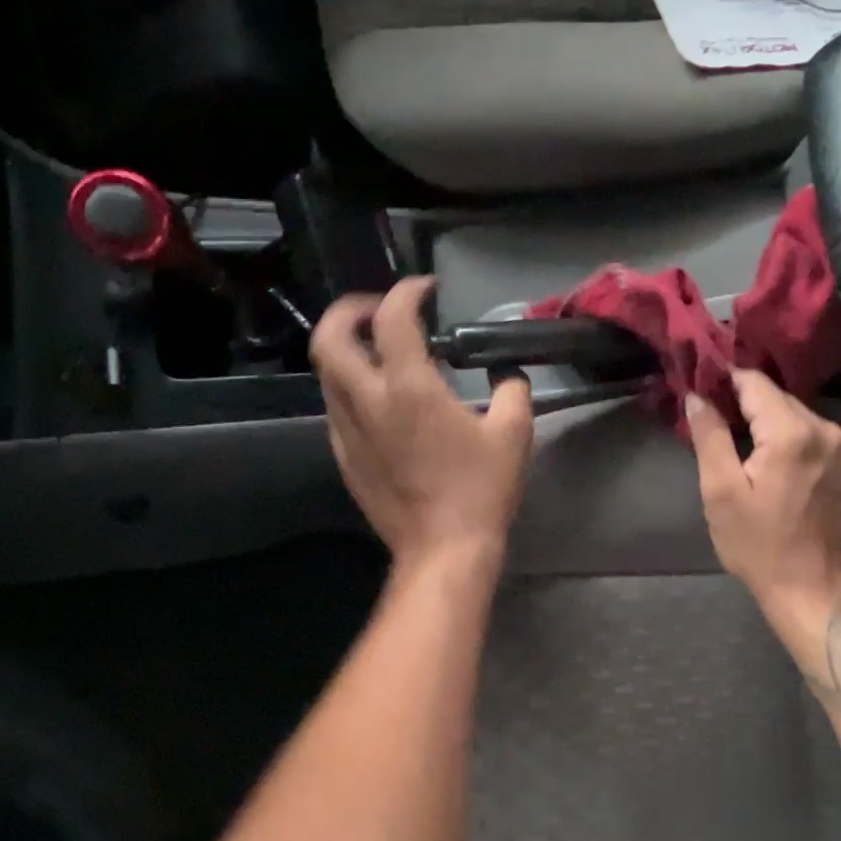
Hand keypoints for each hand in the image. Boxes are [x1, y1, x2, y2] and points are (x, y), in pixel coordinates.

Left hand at [310, 277, 534, 564]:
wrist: (443, 549)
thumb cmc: (481, 490)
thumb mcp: (514, 434)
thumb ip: (512, 391)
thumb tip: (506, 375)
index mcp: (410, 388)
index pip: (391, 317)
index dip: (406, 292)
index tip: (425, 291)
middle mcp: (367, 401)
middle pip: (329, 337)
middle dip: (349, 311)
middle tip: (380, 312)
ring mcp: (348, 430)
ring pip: (327, 373)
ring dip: (348, 350)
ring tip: (380, 353)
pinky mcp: (344, 456)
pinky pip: (336, 407)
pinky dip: (352, 388)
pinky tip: (381, 402)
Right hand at [688, 369, 840, 612]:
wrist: (808, 586)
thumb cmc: (757, 544)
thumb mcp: (720, 491)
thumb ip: (709, 436)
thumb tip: (697, 396)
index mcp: (792, 434)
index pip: (754, 383)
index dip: (725, 380)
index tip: (701, 387)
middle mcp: (825, 429)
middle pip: (776, 396)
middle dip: (744, 402)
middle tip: (713, 416)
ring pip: (793, 412)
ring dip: (766, 419)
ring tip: (737, 437)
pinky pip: (810, 431)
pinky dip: (787, 434)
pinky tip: (769, 455)